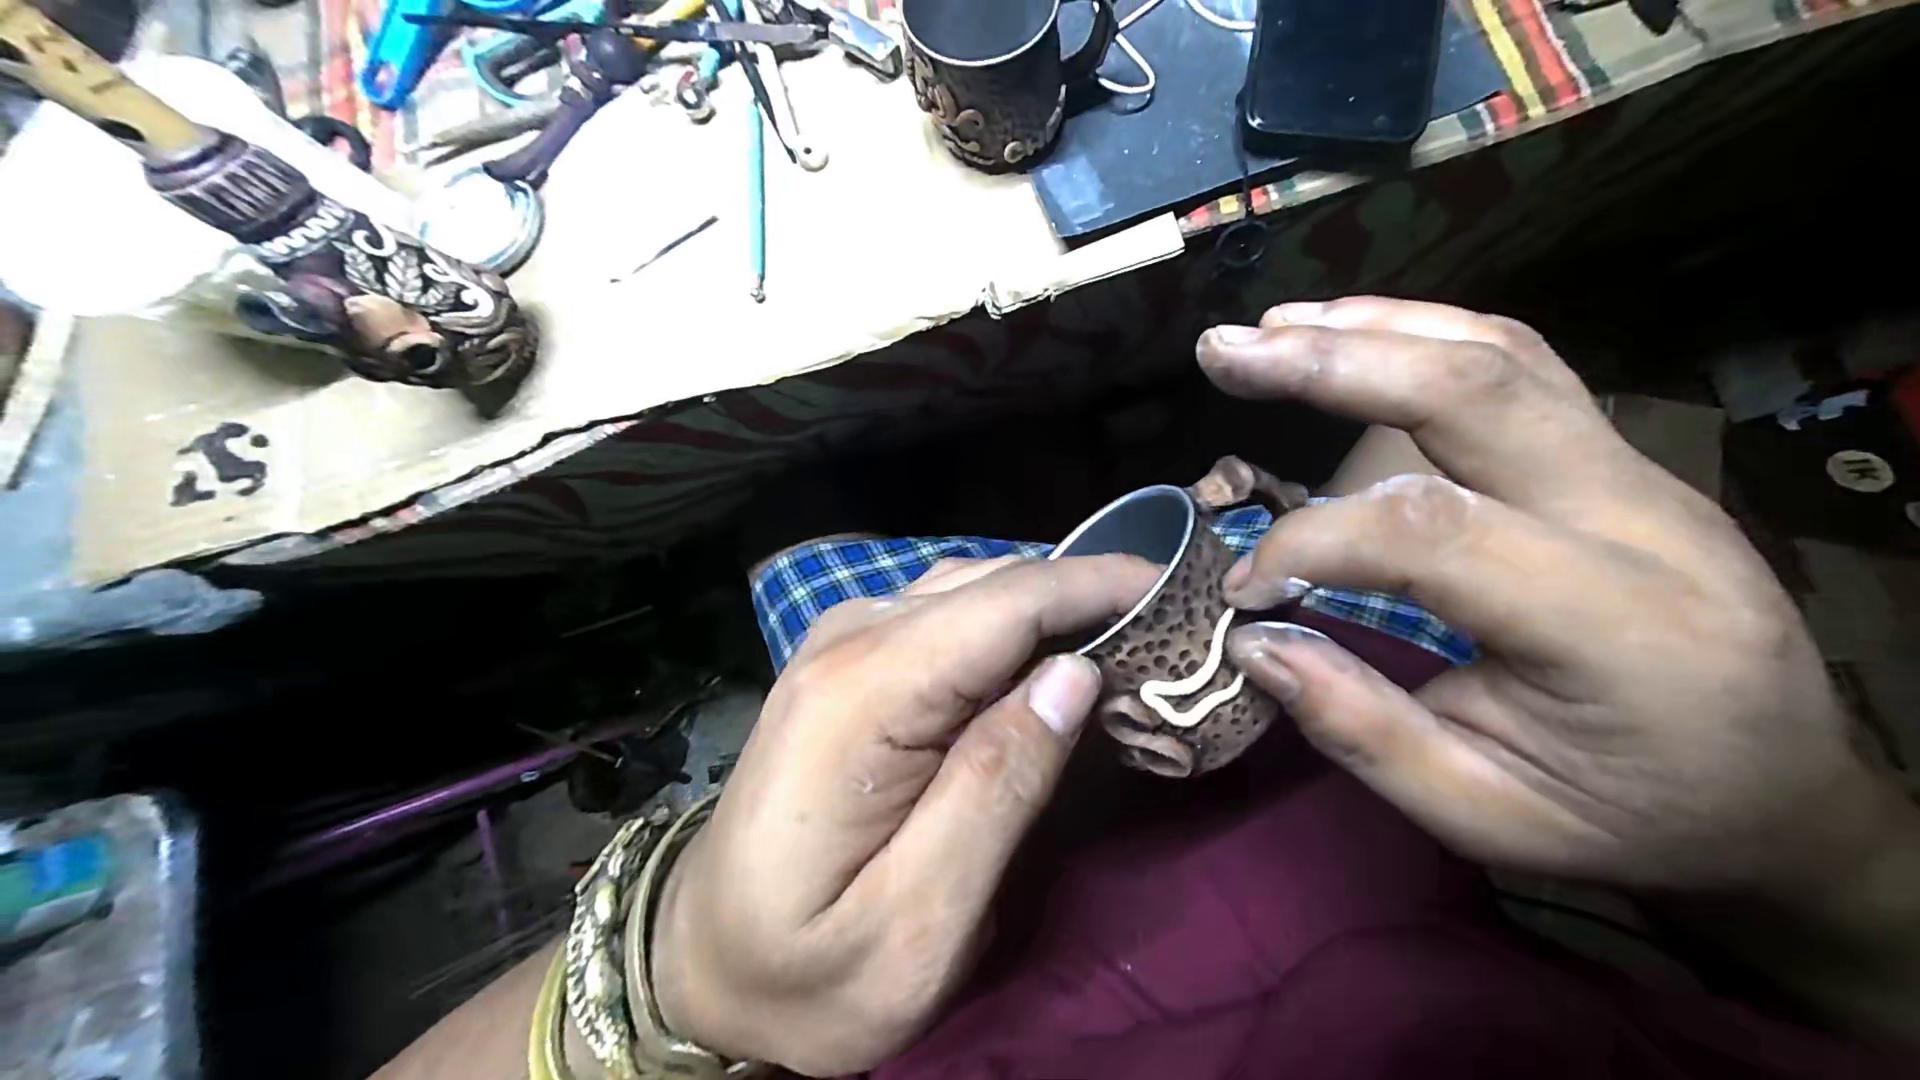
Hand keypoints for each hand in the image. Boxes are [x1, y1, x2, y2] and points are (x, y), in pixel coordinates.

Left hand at [649, 555, 1158, 1075]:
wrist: (704, 952)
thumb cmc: (805, 964)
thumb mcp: (919, 921)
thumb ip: (998, 787)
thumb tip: (1076, 675)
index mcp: (862, 693)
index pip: (1006, 602)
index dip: (1100, 585)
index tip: (1181, 593)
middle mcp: (850, 637)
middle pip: (994, 583)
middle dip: (1089, 593)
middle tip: (1171, 629)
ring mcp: (845, 637)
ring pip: (975, 587)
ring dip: (1055, 606)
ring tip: (1127, 641)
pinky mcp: (852, 654)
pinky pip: (950, 612)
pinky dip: (1013, 623)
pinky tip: (1049, 656)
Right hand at [1196, 298, 1919, 1036]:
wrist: (1781, 794)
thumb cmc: (1625, 817)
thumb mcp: (1483, 814)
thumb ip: (1359, 729)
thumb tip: (1252, 640)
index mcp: (1615, 628)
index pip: (1426, 534)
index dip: (1306, 543)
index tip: (1240, 590)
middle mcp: (1637, 520)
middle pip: (1474, 392)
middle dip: (1330, 363)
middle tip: (1222, 350)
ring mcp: (1636, 472)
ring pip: (1499, 355)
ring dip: (1369, 330)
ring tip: (1268, 331)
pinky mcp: (1613, 460)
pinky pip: (1516, 366)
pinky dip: (1417, 335)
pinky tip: (1346, 335)